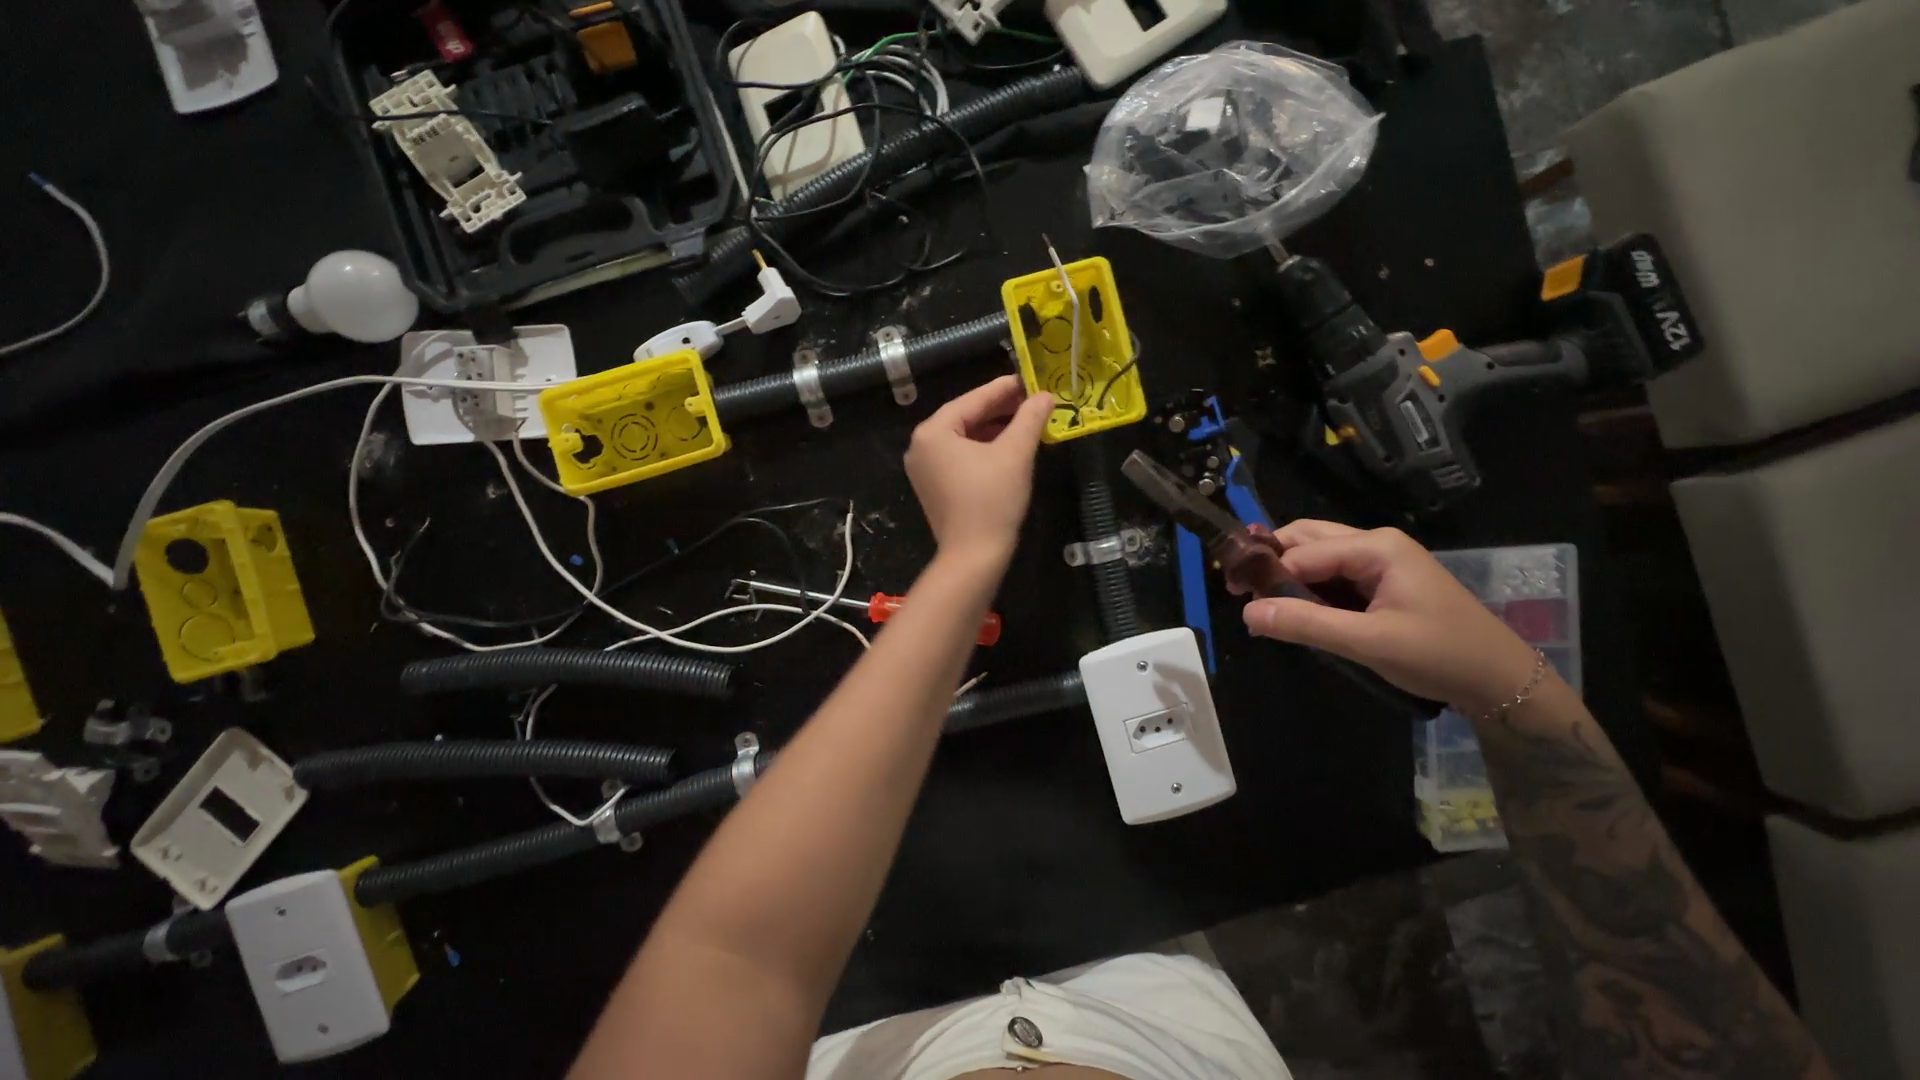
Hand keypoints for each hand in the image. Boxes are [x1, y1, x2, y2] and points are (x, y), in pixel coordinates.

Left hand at [904, 375, 1052, 562]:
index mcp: (932, 432)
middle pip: (965, 417)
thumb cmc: (992, 500)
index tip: (1029, 379)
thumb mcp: (1015, 454)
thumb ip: (1030, 419)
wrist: (973, 556)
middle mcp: (921, 446)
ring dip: (994, 429)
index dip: (1004, 389)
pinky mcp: (934, 487)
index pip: (973, 400)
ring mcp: (924, 469)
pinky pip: (960, 457)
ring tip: (1026, 421)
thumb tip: (1045, 396)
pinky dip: (983, 449)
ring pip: (964, 438)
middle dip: (1000, 409)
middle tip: (1032, 400)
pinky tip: (1009, 446)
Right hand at [1240, 521, 1540, 713]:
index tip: (1234, 597)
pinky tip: (1296, 610)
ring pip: (1319, 555)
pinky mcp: (1383, 582)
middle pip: (1306, 539)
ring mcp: (1381, 562)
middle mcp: (1375, 544)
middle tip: (1241, 592)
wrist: (1501, 680)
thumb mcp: (1369, 642)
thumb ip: (1307, 624)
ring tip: (1263, 603)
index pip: (1302, 552)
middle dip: (1272, 561)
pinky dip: (1310, 587)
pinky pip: (1334, 574)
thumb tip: (1248, 612)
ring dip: (1289, 575)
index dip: (1266, 572)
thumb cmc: (1439, 655)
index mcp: (1375, 547)